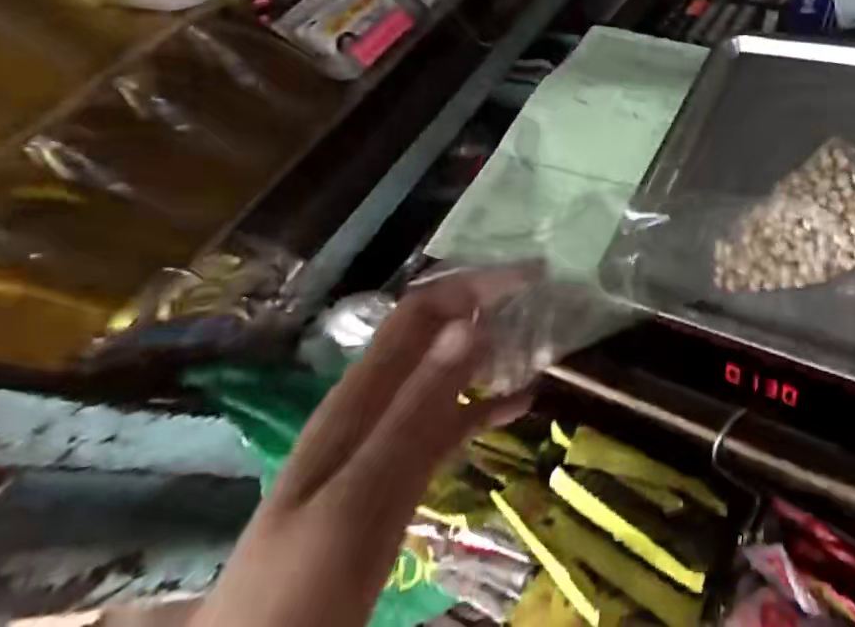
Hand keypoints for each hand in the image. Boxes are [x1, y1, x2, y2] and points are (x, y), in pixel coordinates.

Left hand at [190, 281, 526, 626]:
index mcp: (359, 401)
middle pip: (435, 337)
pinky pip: (451, 423)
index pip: (419, 315)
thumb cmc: (304, 579)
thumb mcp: (363, 494)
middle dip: (488, 309)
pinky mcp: (399, 476)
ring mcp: (387, 443)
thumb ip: (416, 409)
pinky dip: (487, 406)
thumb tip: (471, 324)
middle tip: (550, 303)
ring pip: (448, 376)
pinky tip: (524, 402)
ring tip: (544, 344)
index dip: (472, 285)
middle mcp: (374, 408)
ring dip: (493, 353)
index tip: (534, 276)